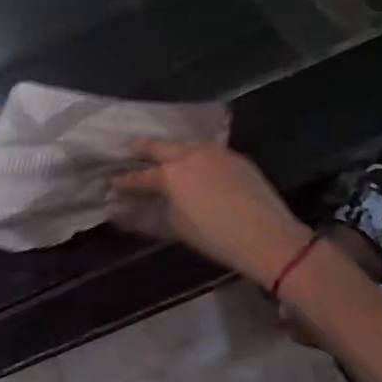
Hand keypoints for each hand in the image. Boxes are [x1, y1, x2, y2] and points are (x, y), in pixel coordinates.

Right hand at [112, 139, 313, 284]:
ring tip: (162, 152)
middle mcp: (190, 155)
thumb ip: (157, 211)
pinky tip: (194, 162)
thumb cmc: (216, 237)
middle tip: (130, 147)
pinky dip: (195, 154)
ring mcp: (216, 153)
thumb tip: (141, 205)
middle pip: (160, 147)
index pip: (140, 177)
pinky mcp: (236, 158)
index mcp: (171, 174)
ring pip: (186, 144)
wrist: (269, 237)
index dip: (125, 181)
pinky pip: (208, 150)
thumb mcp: (178, 227)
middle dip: (143, 148)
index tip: (112, 183)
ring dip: (171, 148)